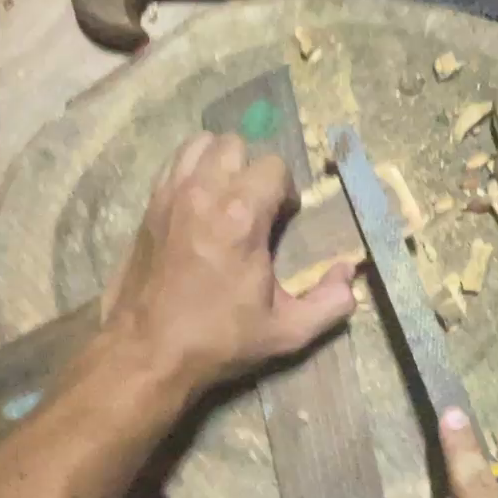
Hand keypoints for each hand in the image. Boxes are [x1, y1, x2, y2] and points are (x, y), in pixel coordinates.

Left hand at [103, 132, 357, 394]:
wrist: (148, 352)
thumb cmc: (219, 340)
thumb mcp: (286, 332)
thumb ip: (329, 303)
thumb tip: (349, 274)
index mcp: (241, 217)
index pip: (274, 167)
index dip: (286, 191)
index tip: (283, 222)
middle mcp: (203, 193)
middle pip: (236, 146)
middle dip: (252, 171)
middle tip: (256, 208)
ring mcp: (170, 196)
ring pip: (200, 145)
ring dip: (220, 163)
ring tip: (226, 199)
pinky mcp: (148, 207)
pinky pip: (173, 165)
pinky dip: (191, 172)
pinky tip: (199, 206)